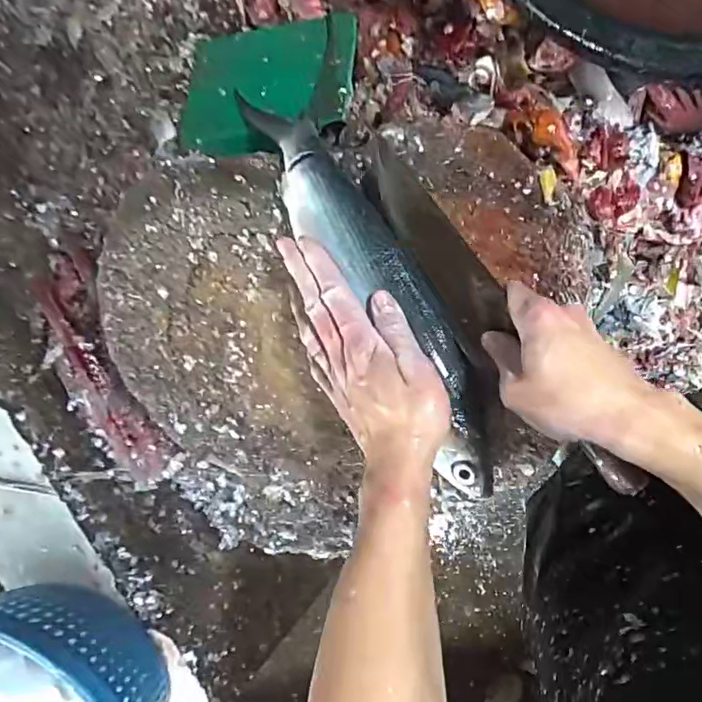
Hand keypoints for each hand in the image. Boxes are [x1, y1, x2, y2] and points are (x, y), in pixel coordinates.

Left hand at [277, 236, 449, 487]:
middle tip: (283, 244)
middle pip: (316, 307)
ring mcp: (336, 375)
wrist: (396, 460)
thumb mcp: (419, 371)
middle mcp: (343, 357)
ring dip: (299, 297)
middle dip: (301, 273)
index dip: (321, 268)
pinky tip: (303, 326)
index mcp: (363, 347)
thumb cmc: (417, 418)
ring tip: (289, 275)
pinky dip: (305, 332)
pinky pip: (314, 354)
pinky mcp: (337, 391)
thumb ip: (397, 333)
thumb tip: (380, 300)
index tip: (305, 241)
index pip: (337, 298)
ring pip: (311, 327)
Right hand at [481, 281, 661, 447]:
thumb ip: (502, 361)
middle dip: (524, 331)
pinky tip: (566, 383)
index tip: (494, 328)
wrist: (625, 413)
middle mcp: (565, 312)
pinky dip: (567, 356)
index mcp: (538, 316)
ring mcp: (588, 327)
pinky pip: (575, 344)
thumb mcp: (518, 392)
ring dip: (547, 346)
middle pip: (535, 313)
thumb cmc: (565, 402)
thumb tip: (493, 340)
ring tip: (542, 376)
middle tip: (514, 361)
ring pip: (557, 329)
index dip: (500, 307)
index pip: (513, 293)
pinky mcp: (605, 344)